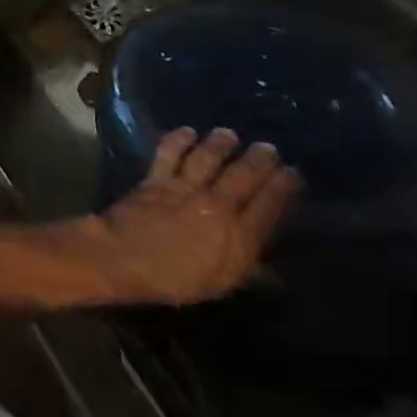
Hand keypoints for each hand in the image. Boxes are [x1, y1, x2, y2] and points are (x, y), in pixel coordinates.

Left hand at [87, 127, 300, 306]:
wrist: (124, 259)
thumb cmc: (175, 280)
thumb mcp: (220, 284)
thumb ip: (248, 271)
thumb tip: (273, 272)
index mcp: (239, 236)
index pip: (270, 205)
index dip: (284, 187)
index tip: (292, 173)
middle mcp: (217, 206)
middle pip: (245, 175)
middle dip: (260, 158)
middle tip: (268, 147)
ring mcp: (186, 187)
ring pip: (209, 157)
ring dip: (221, 142)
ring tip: (229, 134)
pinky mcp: (157, 177)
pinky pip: (170, 152)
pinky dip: (179, 139)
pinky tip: (187, 132)